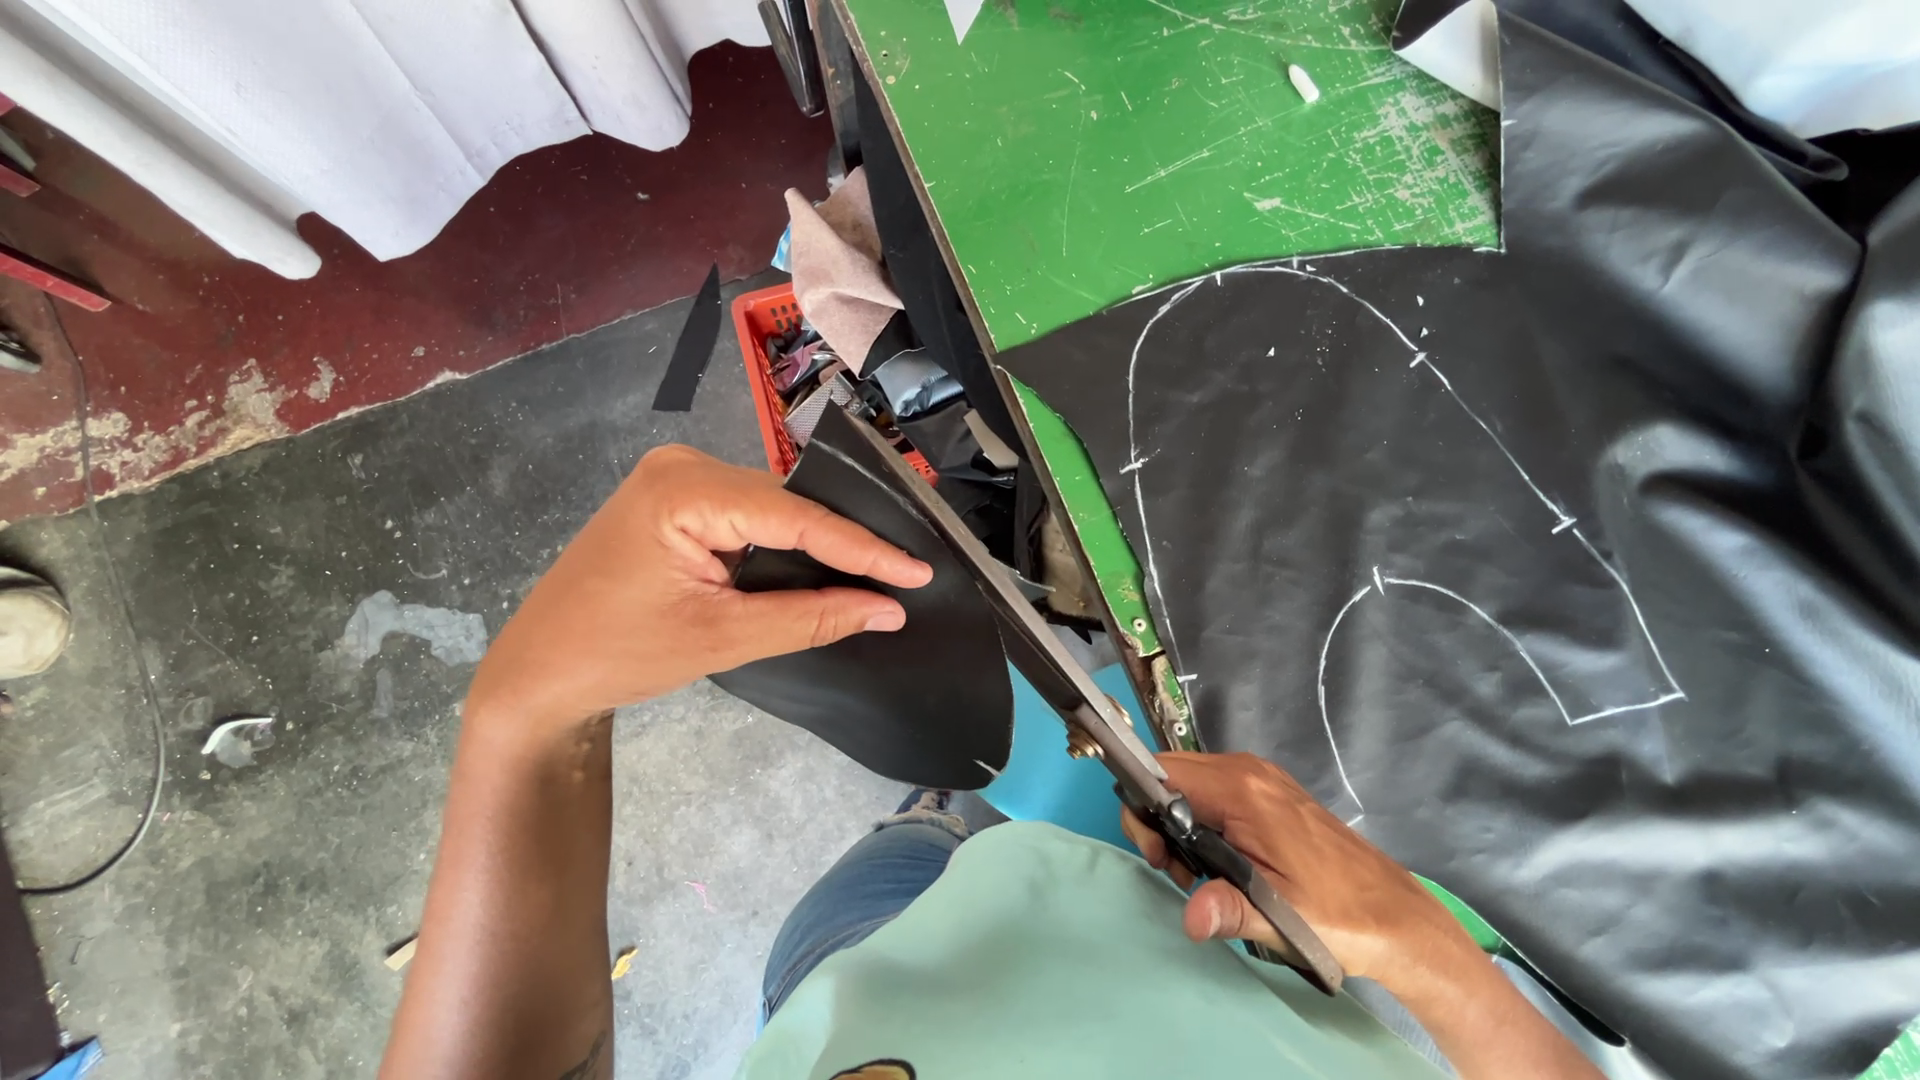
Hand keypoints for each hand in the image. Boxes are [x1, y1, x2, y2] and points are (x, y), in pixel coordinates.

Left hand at [465, 445, 931, 731]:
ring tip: (878, 567)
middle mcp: (682, 466)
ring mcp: (675, 477)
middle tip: (906, 570)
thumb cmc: (620, 655)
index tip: (918, 571)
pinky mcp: (675, 498)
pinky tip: (821, 562)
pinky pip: (749, 512)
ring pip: (772, 506)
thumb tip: (889, 610)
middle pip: (787, 502)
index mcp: (685, 489)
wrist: (538, 671)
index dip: (863, 547)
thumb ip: (813, 617)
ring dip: (817, 540)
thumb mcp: (724, 638)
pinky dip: (784, 541)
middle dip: (845, 539)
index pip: (797, 516)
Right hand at [1121, 752, 1477, 988]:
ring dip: (1176, 820)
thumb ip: (1229, 909)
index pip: (1162, 772)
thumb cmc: (1338, 914)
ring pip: (1189, 779)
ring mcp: (1260, 777)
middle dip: (1156, 817)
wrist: (1397, 916)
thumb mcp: (1279, 916)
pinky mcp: (1268, 790)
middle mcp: (1248, 770)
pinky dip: (1199, 816)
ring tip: (1199, 872)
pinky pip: (1212, 788)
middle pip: (1171, 771)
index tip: (1160, 856)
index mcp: (1243, 790)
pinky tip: (1217, 859)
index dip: (1144, 809)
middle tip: (1177, 870)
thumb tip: (1190, 917)